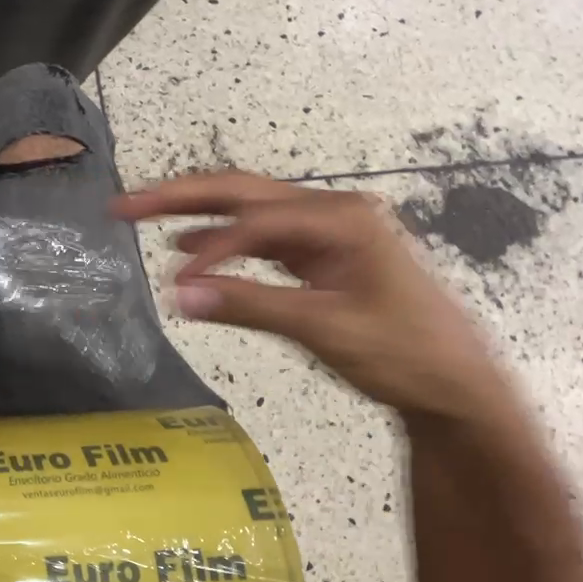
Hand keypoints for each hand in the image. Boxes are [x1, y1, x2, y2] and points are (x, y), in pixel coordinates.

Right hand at [116, 172, 504, 418]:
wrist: (460, 389)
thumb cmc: (406, 355)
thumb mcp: (325, 329)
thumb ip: (248, 306)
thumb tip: (176, 294)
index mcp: (341, 218)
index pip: (254, 221)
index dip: (209, 249)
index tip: (174, 282)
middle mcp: (331, 211)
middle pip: (241, 192)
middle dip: (178, 195)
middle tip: (122, 204)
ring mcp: (326, 230)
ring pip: (246, 208)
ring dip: (193, 210)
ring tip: (139, 212)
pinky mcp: (320, 253)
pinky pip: (258, 234)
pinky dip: (219, 237)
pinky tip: (187, 244)